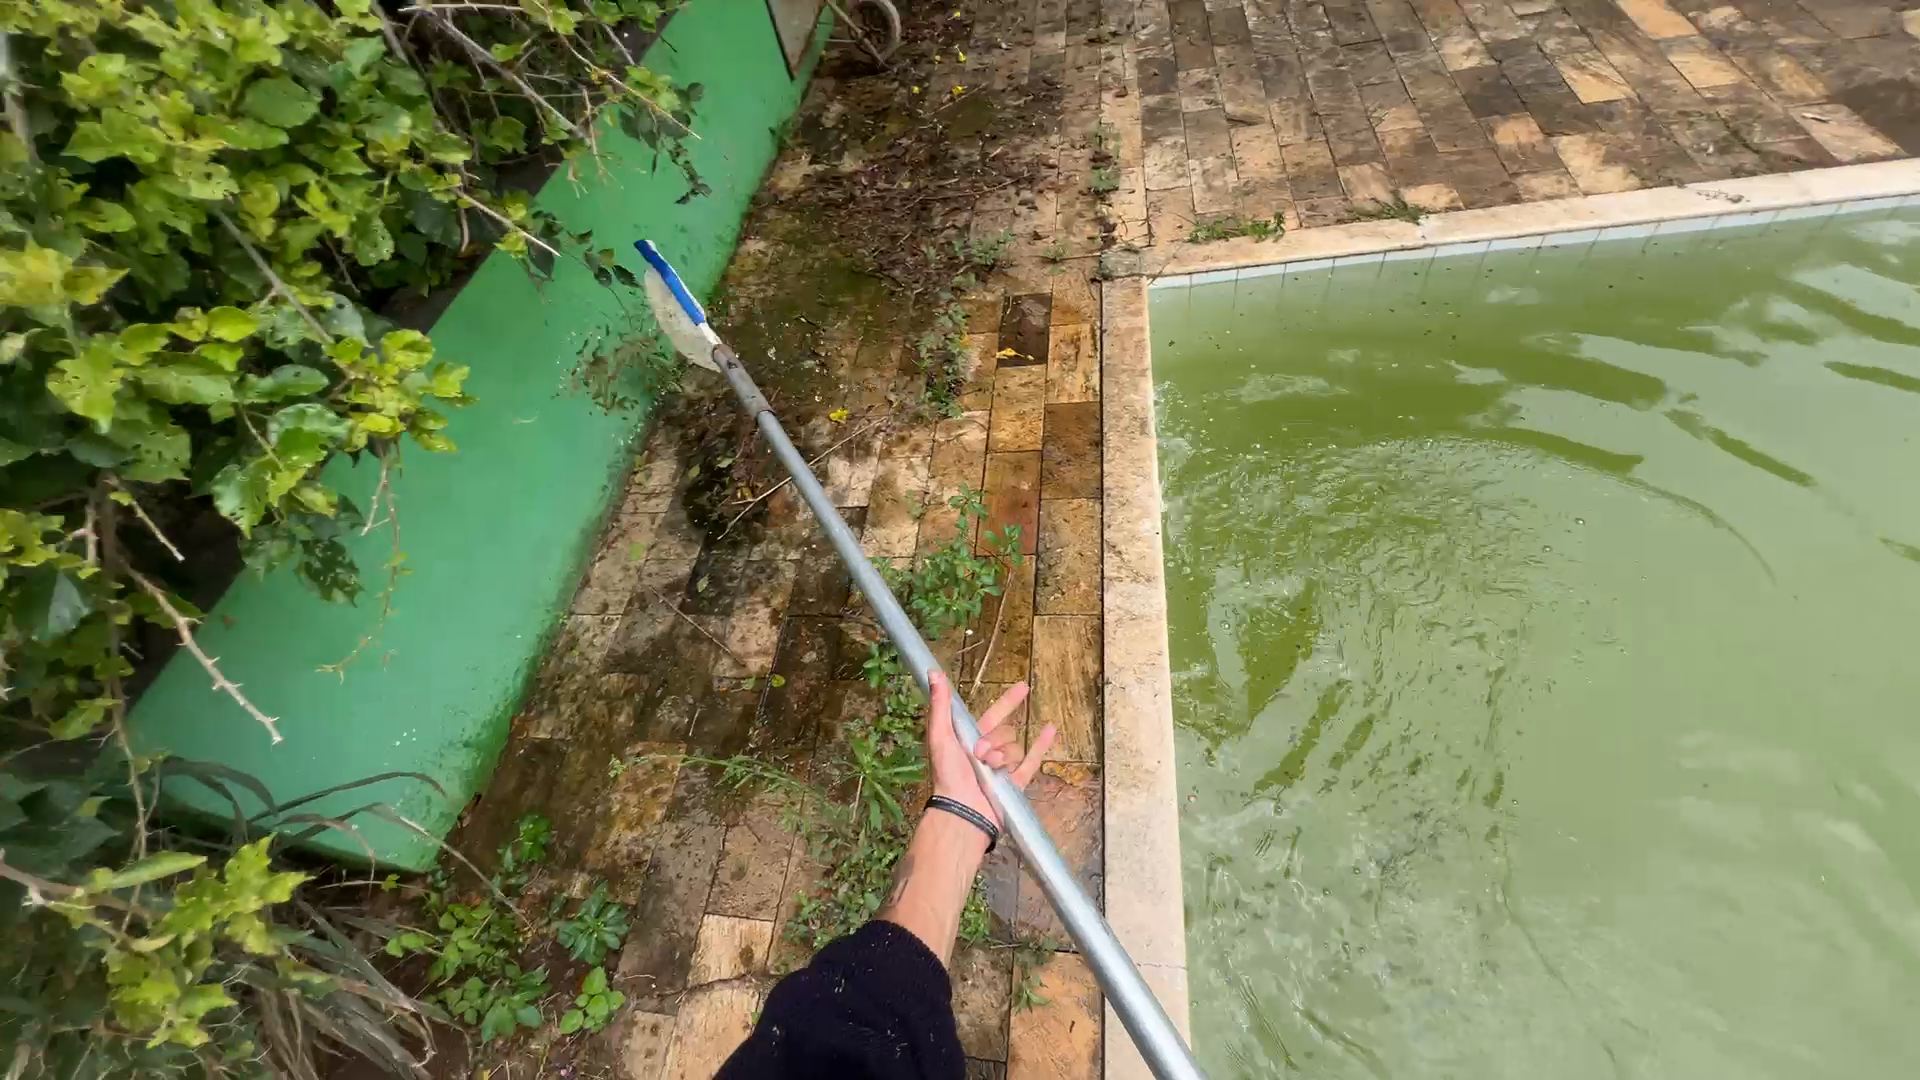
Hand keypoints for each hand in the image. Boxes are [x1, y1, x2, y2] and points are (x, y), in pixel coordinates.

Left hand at [925, 670, 1055, 827]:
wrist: (961, 809)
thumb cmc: (947, 773)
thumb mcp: (940, 736)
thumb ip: (940, 705)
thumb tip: (934, 672)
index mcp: (971, 739)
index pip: (992, 715)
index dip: (1008, 702)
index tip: (1023, 687)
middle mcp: (988, 751)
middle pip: (1004, 731)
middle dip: (995, 738)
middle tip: (981, 752)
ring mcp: (1003, 767)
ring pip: (1015, 747)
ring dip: (1003, 755)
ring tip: (990, 768)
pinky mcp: (1015, 783)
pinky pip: (1032, 761)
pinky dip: (1041, 746)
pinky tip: (1051, 730)